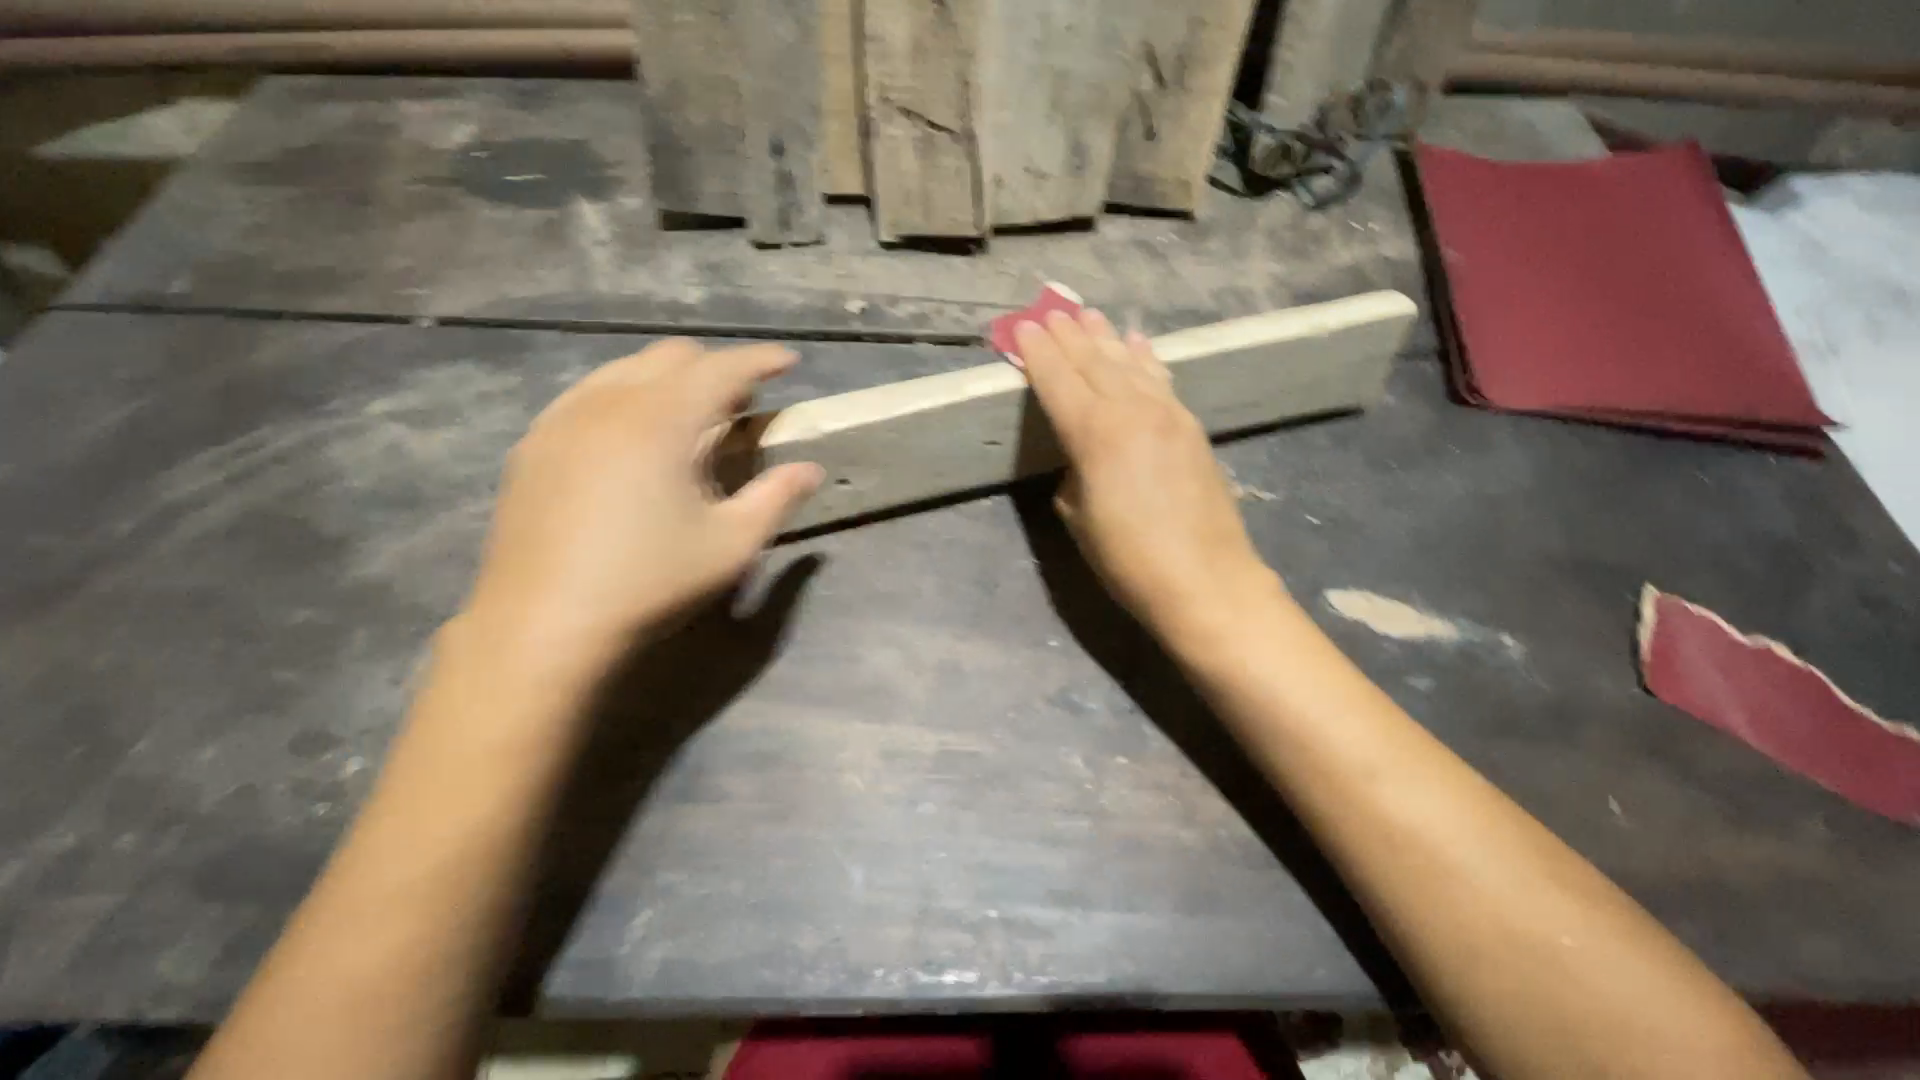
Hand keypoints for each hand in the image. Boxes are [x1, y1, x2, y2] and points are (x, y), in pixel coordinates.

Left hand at [460, 339, 822, 668]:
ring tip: (688, 420)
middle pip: (670, 357)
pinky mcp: (533, 446)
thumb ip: (776, 498)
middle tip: (740, 404)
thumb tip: (810, 470)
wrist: (544, 625)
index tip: (788, 362)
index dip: (760, 360)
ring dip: (667, 380)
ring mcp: (561, 420)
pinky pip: (586, 396)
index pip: (721, 368)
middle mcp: (607, 403)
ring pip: (623, 370)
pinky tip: (631, 440)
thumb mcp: (730, 546)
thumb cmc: (648, 583)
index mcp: (660, 419)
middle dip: (714, 368)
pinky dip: (623, 398)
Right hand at [1016, 310, 1279, 637]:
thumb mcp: (1078, 518)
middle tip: (1049, 311)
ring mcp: (1167, 414)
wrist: (1207, 579)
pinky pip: (1160, 379)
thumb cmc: (1129, 559)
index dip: (1036, 352)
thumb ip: (1074, 473)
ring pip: (1129, 363)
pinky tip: (1138, 344)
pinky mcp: (1190, 426)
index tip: (1021, 327)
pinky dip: (1144, 359)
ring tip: (1088, 316)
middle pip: (1093, 362)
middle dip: (1068, 335)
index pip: (1057, 379)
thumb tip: (1082, 456)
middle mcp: (1131, 410)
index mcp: (1094, 432)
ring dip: (1105, 339)